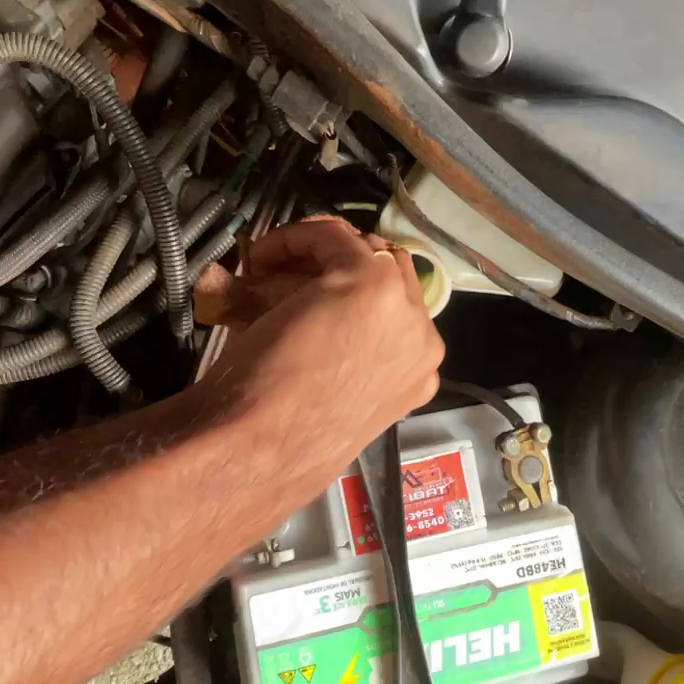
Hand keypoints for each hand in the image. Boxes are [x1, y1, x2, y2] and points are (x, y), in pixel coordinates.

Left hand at [196, 217, 443, 491]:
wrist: (266, 446)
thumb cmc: (285, 432)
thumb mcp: (331, 387)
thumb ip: (346, 350)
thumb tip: (314, 313)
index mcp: (418, 372)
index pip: (396, 306)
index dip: (347, 288)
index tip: (301, 289)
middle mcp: (422, 341)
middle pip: (389, 271)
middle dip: (337, 264)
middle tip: (286, 273)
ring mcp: (404, 312)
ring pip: (366, 250)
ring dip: (317, 250)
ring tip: (271, 267)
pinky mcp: (369, 284)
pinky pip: (333, 236)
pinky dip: (294, 238)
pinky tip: (261, 257)